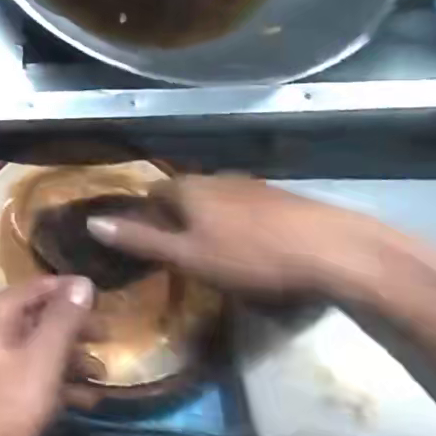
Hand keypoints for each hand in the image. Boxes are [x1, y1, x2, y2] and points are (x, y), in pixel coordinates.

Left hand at [0, 276, 97, 435]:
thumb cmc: (6, 401)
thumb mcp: (42, 358)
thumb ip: (63, 320)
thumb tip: (83, 281)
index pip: (37, 287)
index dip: (70, 290)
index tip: (104, 299)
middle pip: (37, 317)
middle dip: (74, 327)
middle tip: (109, 338)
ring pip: (35, 347)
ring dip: (70, 358)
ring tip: (103, 374)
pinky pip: (29, 372)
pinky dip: (56, 381)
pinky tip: (86, 401)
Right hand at [84, 174, 435, 303]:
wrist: (344, 255)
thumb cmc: (254, 257)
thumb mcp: (187, 257)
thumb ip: (139, 239)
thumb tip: (92, 223)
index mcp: (188, 188)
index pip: (152, 193)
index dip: (146, 216)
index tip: (149, 242)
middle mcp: (217, 178)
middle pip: (185, 194)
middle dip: (179, 218)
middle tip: (182, 251)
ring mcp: (256, 186)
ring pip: (219, 201)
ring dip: (213, 221)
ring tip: (220, 253)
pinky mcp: (288, 200)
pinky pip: (250, 210)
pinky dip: (244, 226)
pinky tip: (259, 251)